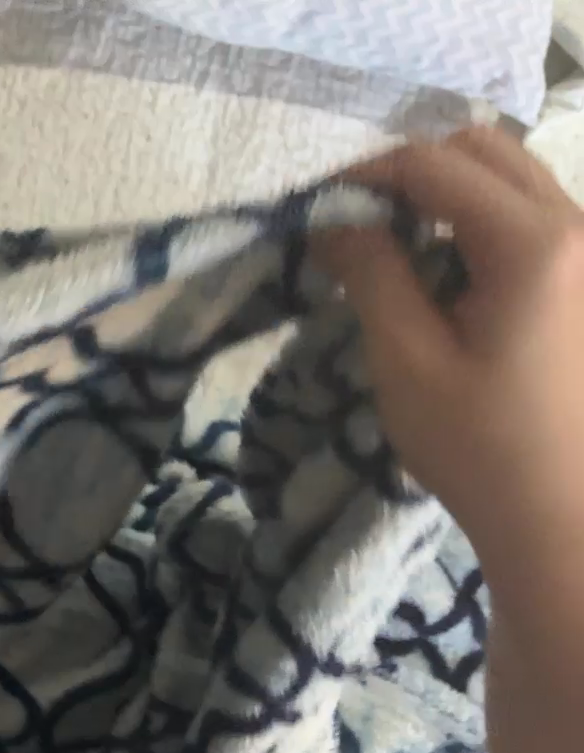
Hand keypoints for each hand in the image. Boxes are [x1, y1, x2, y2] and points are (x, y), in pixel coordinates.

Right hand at [318, 128, 583, 571]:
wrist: (562, 498)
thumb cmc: (475, 435)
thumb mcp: (406, 357)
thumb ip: (373, 277)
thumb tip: (332, 220)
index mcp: (536, 243)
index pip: (439, 166)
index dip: (364, 166)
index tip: (302, 186)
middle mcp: (580, 224)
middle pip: (486, 149)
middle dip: (402, 159)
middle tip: (328, 195)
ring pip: (508, 171)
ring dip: (432, 180)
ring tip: (361, 215)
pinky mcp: (578, 270)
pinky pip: (519, 208)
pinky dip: (459, 206)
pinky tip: (413, 240)